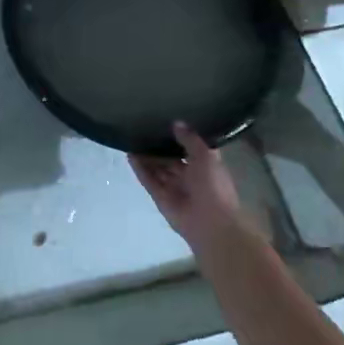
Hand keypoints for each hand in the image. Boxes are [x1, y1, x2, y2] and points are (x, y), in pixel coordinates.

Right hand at [130, 122, 265, 250]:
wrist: (211, 224)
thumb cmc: (214, 186)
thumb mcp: (206, 156)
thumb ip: (190, 139)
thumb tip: (176, 123)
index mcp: (205, 166)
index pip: (190, 148)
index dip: (180, 137)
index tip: (167, 121)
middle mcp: (189, 176)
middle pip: (170, 158)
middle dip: (159, 146)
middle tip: (144, 127)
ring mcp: (173, 187)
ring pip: (158, 168)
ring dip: (147, 156)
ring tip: (133, 137)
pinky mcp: (160, 197)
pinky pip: (148, 180)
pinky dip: (139, 168)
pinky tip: (130, 154)